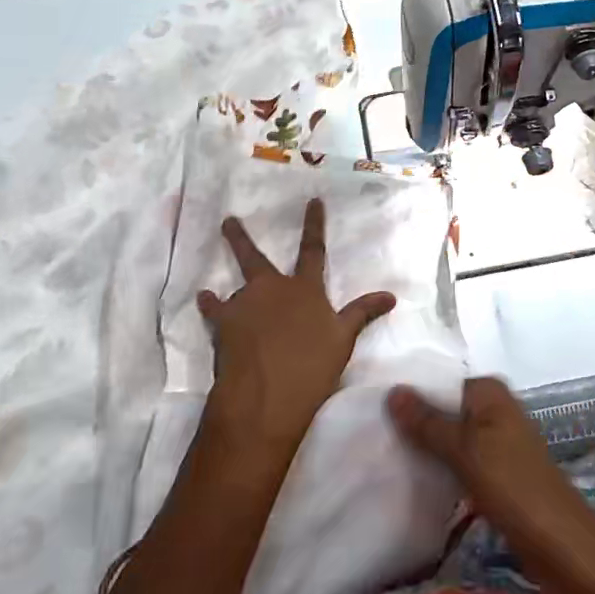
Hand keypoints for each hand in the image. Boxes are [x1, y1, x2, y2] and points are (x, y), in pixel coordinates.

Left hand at [198, 199, 395, 451]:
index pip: (313, 250)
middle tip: (228, 220)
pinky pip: (214, 308)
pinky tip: (204, 299)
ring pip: (239, 290)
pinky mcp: (223, 321)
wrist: (268, 393)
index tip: (312, 200)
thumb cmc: (313, 367)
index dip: (314, 224)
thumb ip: (362, 313)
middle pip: (255, 256)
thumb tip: (390, 295)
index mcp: (305, 289)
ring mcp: (245, 302)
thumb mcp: (343, 340)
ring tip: (233, 305)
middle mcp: (273, 287)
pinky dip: (209, 304)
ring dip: (238, 296)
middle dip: (241, 237)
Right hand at [387, 378, 594, 588]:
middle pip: (445, 406)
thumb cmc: (512, 486)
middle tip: (375, 428)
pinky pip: (460, 457)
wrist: (560, 544)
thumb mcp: (463, 450)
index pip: (440, 380)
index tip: (375, 404)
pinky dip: (441, 463)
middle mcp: (495, 409)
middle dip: (416, 418)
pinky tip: (415, 472)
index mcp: (490, 392)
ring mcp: (497, 441)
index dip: (411, 392)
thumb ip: (427, 421)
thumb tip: (393, 391)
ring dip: (426, 443)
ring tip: (386, 448)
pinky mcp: (497, 470)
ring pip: (451, 434)